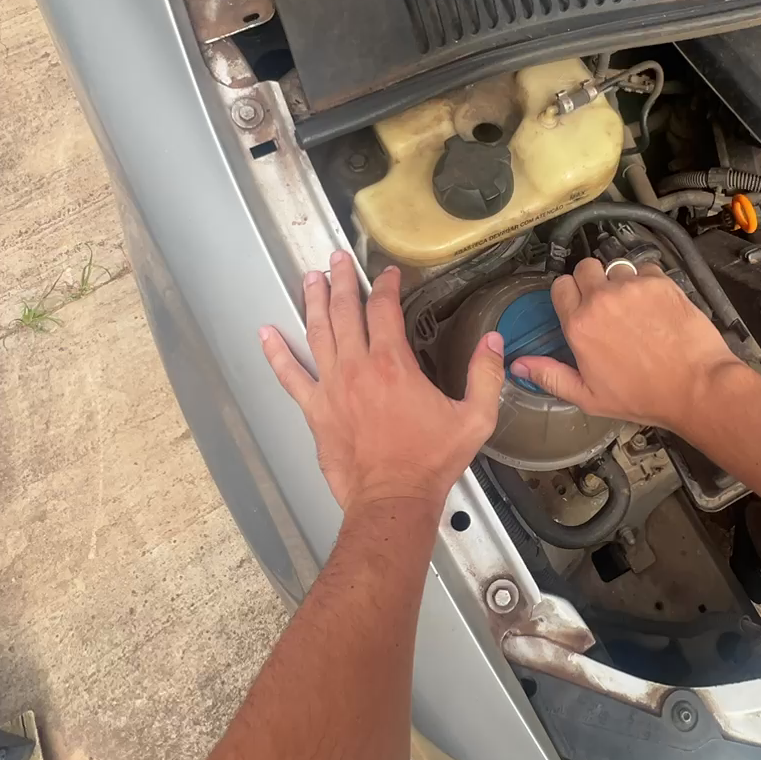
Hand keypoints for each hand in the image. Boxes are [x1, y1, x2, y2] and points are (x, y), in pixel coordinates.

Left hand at [261, 251, 504, 513]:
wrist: (392, 500)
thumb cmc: (432, 460)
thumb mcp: (475, 418)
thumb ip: (485, 376)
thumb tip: (494, 340)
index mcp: (394, 364)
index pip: (384, 309)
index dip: (385, 285)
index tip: (387, 272)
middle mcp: (358, 368)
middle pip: (345, 311)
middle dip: (342, 281)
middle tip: (336, 259)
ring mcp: (331, 388)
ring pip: (317, 333)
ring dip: (314, 302)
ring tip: (311, 278)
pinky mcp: (314, 410)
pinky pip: (290, 376)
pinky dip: (276, 353)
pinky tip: (266, 333)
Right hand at [509, 257, 745, 429]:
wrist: (696, 386)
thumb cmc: (644, 396)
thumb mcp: (588, 396)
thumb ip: (550, 375)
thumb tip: (518, 365)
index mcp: (579, 325)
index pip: (560, 286)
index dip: (569, 296)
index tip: (579, 307)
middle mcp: (601, 299)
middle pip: (585, 268)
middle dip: (592, 282)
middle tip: (606, 305)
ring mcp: (632, 287)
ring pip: (616, 267)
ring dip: (620, 282)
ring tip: (634, 307)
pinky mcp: (660, 281)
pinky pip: (645, 268)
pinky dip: (647, 281)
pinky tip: (655, 305)